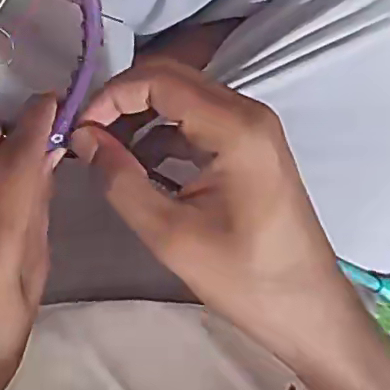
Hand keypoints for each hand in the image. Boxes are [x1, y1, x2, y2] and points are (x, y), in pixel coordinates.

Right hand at [66, 60, 370, 369]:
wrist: (310, 312)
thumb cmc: (245, 279)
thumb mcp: (171, 235)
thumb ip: (121, 180)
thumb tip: (82, 138)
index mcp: (235, 127)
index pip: (160, 80)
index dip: (112, 96)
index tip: (80, 128)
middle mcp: (246, 111)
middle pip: (171, 78)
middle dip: (122, 100)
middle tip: (87, 135)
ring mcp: (250, 124)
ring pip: (181, 95)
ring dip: (140, 115)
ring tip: (105, 150)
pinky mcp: (248, 141)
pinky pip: (195, 117)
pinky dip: (161, 131)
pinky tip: (138, 162)